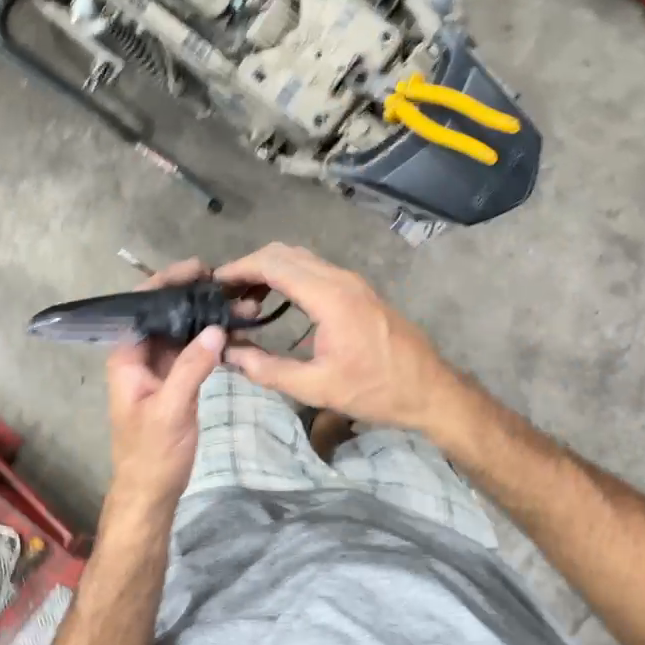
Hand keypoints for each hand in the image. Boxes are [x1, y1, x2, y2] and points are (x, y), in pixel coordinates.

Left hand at [104, 260, 226, 509]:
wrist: (151, 492)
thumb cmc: (151, 453)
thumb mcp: (170, 410)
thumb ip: (191, 368)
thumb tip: (215, 329)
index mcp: (126, 356)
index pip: (142, 306)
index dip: (167, 282)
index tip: (198, 268)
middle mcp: (140, 354)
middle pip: (165, 313)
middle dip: (194, 296)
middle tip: (228, 284)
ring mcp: (159, 366)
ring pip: (182, 330)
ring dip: (206, 316)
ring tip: (239, 303)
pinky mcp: (177, 379)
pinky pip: (193, 349)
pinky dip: (211, 338)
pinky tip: (234, 330)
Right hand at [215, 244, 481, 439]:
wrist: (431, 390)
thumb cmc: (377, 390)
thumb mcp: (318, 387)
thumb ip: (269, 370)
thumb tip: (228, 355)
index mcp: (330, 297)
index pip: (274, 264)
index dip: (239, 268)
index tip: (213, 282)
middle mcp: (340, 279)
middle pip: (284, 254)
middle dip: (250, 266)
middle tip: (223, 293)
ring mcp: (352, 281)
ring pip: (300, 259)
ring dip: (269, 270)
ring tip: (243, 299)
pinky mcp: (357, 290)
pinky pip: (314, 269)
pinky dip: (288, 276)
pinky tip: (274, 301)